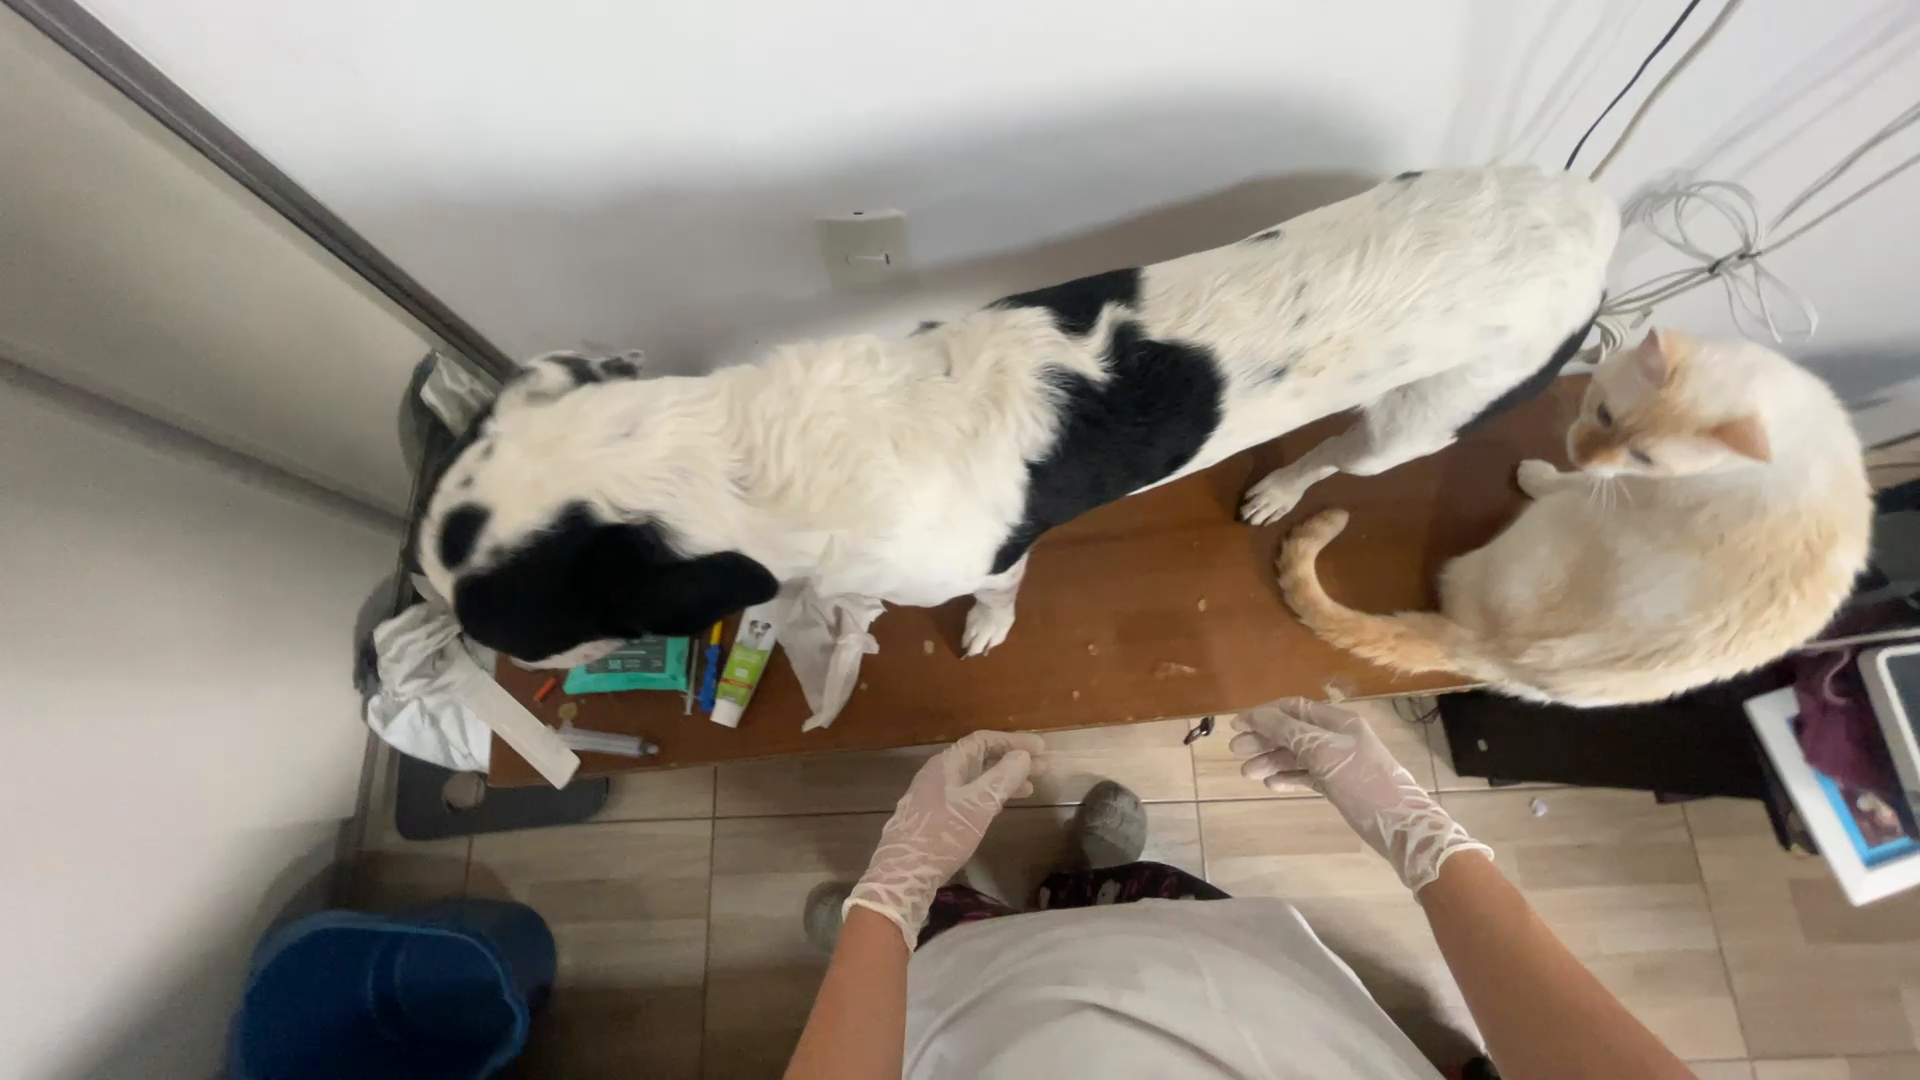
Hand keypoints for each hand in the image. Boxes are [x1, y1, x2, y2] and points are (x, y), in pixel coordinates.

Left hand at [846, 730, 1042, 946]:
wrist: (903, 875)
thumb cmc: (941, 836)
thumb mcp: (977, 806)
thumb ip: (1001, 779)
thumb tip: (1023, 755)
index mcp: (946, 764)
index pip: (983, 740)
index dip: (1013, 741)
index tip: (1041, 748)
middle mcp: (940, 774)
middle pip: (980, 758)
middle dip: (1011, 761)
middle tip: (1043, 768)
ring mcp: (936, 795)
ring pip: (976, 778)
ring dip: (1003, 780)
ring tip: (1030, 788)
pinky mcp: (936, 816)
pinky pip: (969, 795)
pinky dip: (989, 796)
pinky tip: (1002, 806)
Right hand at [1231, 698, 1489, 891]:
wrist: (1404, 829)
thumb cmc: (1363, 784)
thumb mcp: (1323, 752)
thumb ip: (1287, 731)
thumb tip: (1255, 715)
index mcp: (1338, 721)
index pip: (1293, 708)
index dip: (1264, 715)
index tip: (1237, 726)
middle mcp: (1337, 737)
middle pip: (1292, 731)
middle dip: (1264, 739)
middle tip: (1237, 752)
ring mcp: (1339, 762)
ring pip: (1297, 755)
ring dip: (1271, 761)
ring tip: (1248, 775)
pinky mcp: (1339, 785)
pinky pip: (1307, 775)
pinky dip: (1288, 777)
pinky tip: (1271, 785)